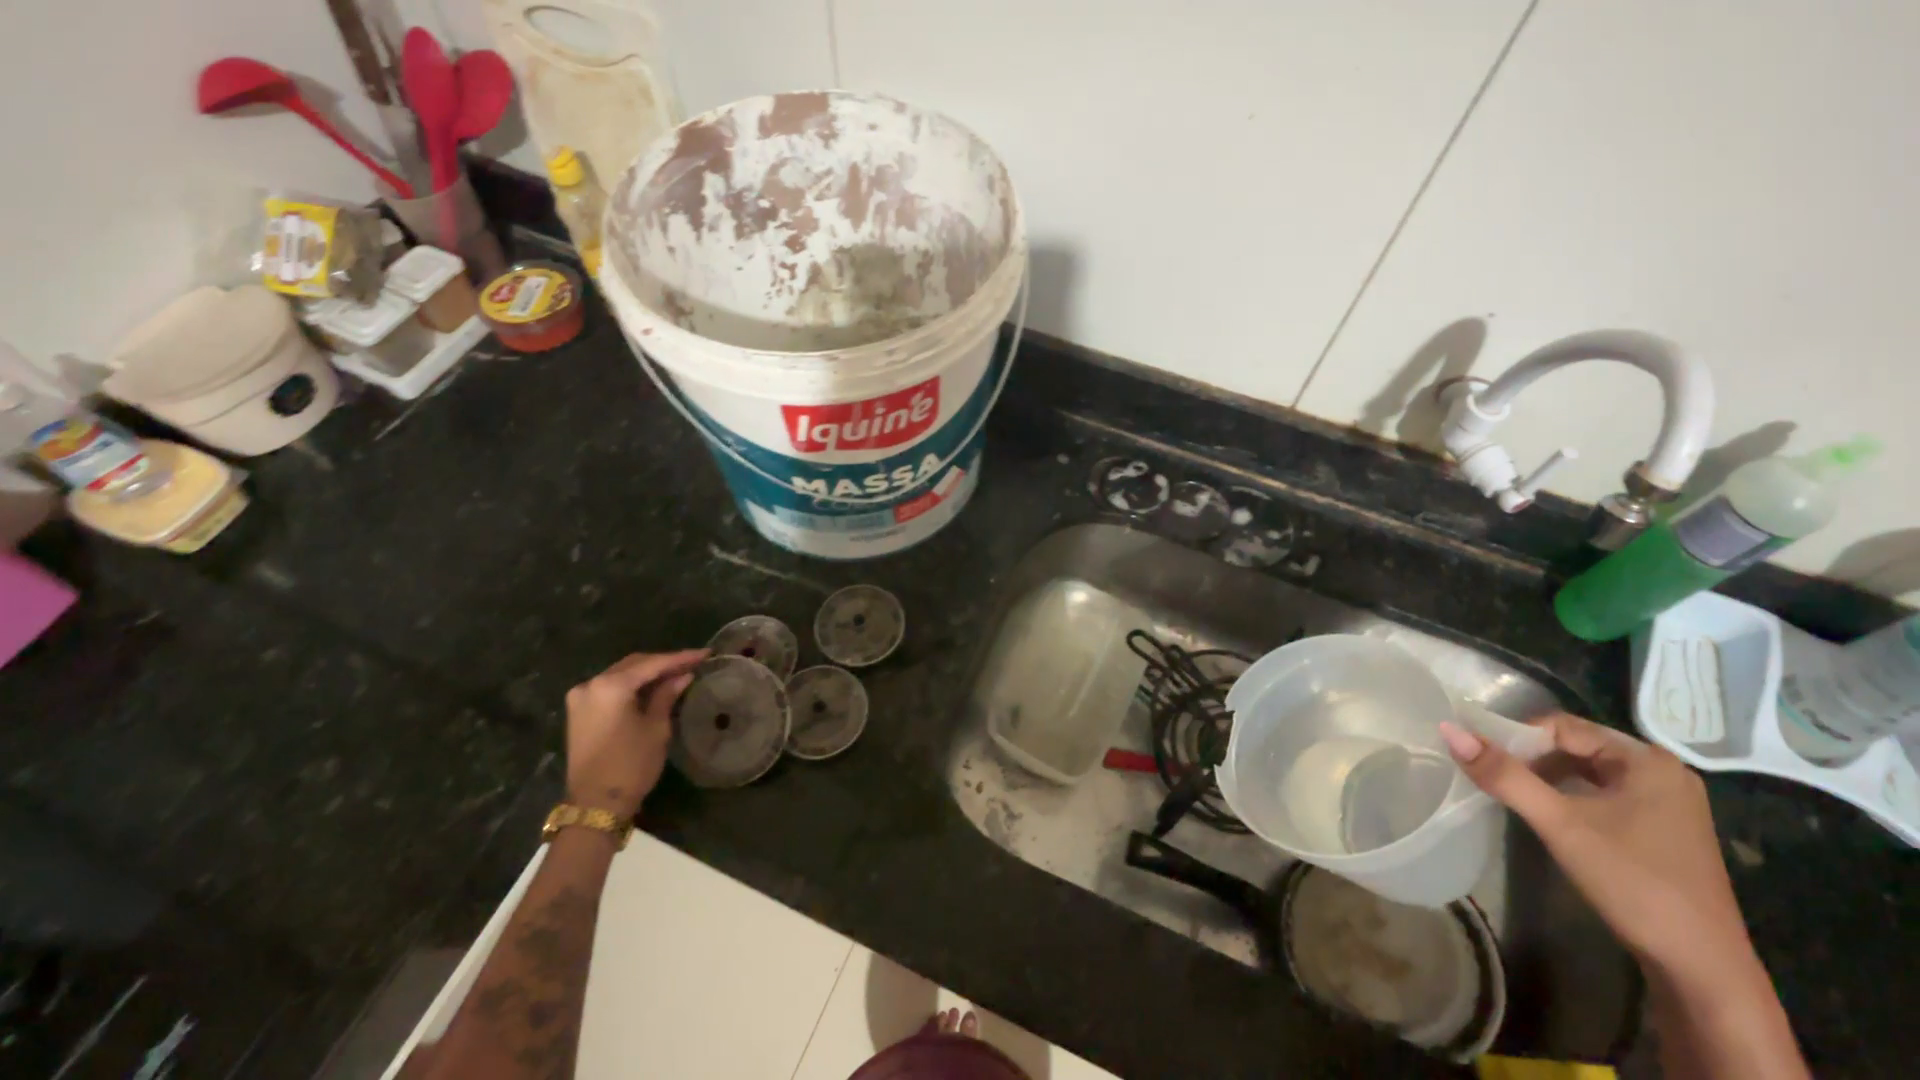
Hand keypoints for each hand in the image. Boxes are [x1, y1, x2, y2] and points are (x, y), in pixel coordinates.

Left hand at [564, 650, 706, 818]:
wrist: (595, 804)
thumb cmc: (631, 766)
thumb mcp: (656, 728)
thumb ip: (667, 695)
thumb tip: (682, 676)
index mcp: (610, 686)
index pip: (651, 664)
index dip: (680, 658)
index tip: (704, 653)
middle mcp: (590, 684)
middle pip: (633, 665)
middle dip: (663, 663)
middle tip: (692, 663)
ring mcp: (580, 697)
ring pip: (620, 675)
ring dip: (646, 674)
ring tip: (676, 673)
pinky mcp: (578, 711)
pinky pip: (609, 689)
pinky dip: (631, 686)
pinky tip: (652, 688)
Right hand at [1437, 713, 1756, 988]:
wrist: (1700, 963)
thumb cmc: (1632, 882)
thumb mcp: (1561, 825)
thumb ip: (1505, 776)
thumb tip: (1450, 732)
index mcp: (1647, 760)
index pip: (1565, 727)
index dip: (1518, 738)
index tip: (1484, 761)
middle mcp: (1664, 772)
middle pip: (1580, 748)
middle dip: (1533, 760)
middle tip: (1495, 781)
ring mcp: (1670, 803)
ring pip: (1592, 774)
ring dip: (1551, 780)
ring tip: (1517, 800)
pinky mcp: (1666, 831)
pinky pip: (1608, 797)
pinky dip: (1574, 800)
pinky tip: (1554, 822)